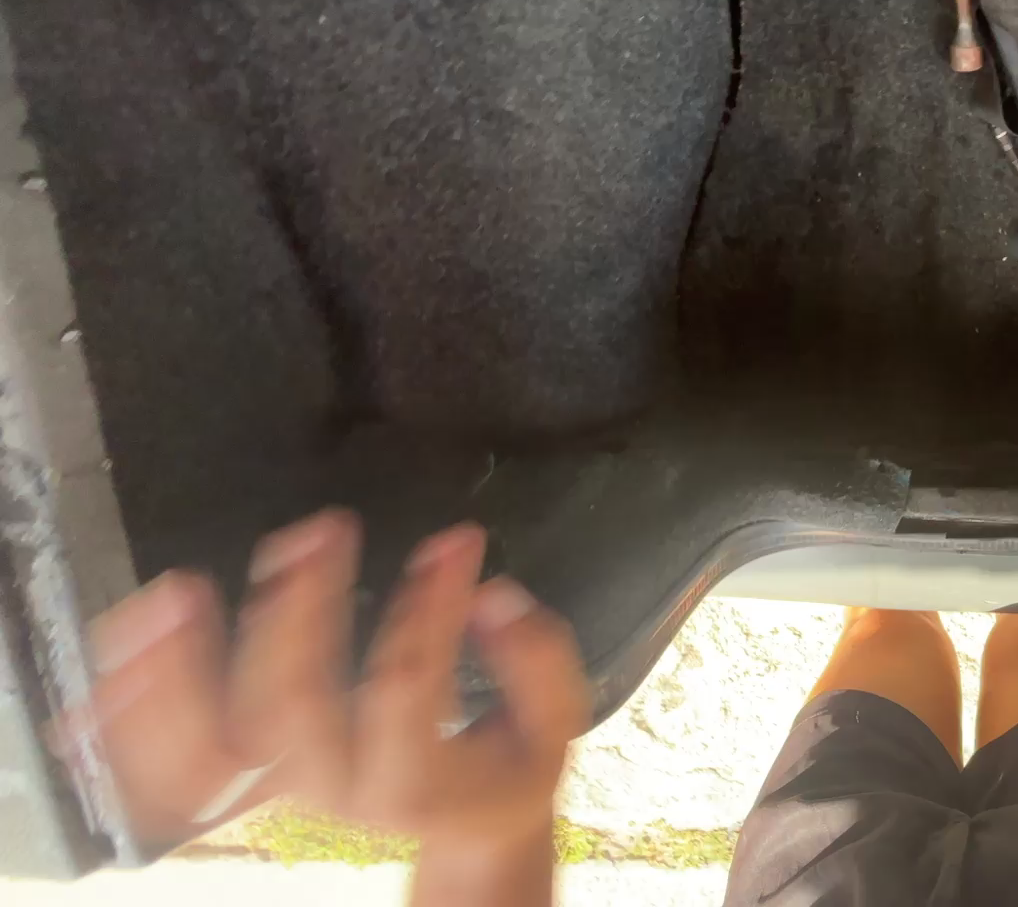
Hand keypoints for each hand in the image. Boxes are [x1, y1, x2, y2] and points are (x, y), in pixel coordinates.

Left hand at [61, 510, 588, 859]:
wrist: (468, 825)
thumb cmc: (513, 763)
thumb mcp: (556, 718)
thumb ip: (539, 659)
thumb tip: (494, 596)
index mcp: (417, 779)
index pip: (406, 681)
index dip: (429, 604)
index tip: (457, 539)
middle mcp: (336, 790)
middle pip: (289, 706)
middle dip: (299, 612)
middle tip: (319, 532)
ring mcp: (283, 789)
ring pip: (201, 751)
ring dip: (176, 672)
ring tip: (175, 592)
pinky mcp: (254, 781)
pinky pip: (169, 767)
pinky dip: (129, 716)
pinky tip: (122, 656)